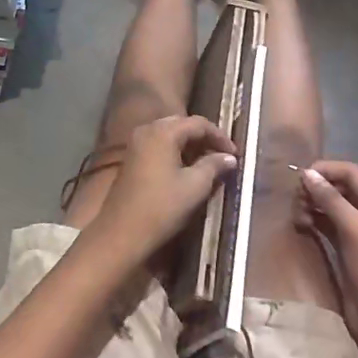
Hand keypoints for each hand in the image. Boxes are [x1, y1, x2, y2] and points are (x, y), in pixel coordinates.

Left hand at [89, 115, 236, 261]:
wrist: (121, 233)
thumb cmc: (161, 207)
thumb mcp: (194, 186)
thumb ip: (214, 166)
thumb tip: (229, 158)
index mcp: (163, 131)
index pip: (199, 123)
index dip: (220, 136)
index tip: (235, 155)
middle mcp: (147, 130)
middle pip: (183, 125)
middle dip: (205, 139)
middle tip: (223, 157)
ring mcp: (136, 143)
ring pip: (170, 135)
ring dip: (191, 146)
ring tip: (209, 164)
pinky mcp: (131, 158)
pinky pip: (159, 145)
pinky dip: (176, 152)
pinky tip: (187, 169)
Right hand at [300, 161, 357, 343]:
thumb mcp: (357, 234)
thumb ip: (333, 201)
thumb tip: (308, 174)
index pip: (354, 174)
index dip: (328, 169)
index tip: (301, 174)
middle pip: (343, 189)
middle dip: (319, 187)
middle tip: (295, 197)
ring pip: (334, 208)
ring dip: (315, 205)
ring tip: (297, 213)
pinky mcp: (349, 253)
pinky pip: (330, 227)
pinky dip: (316, 222)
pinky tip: (301, 225)